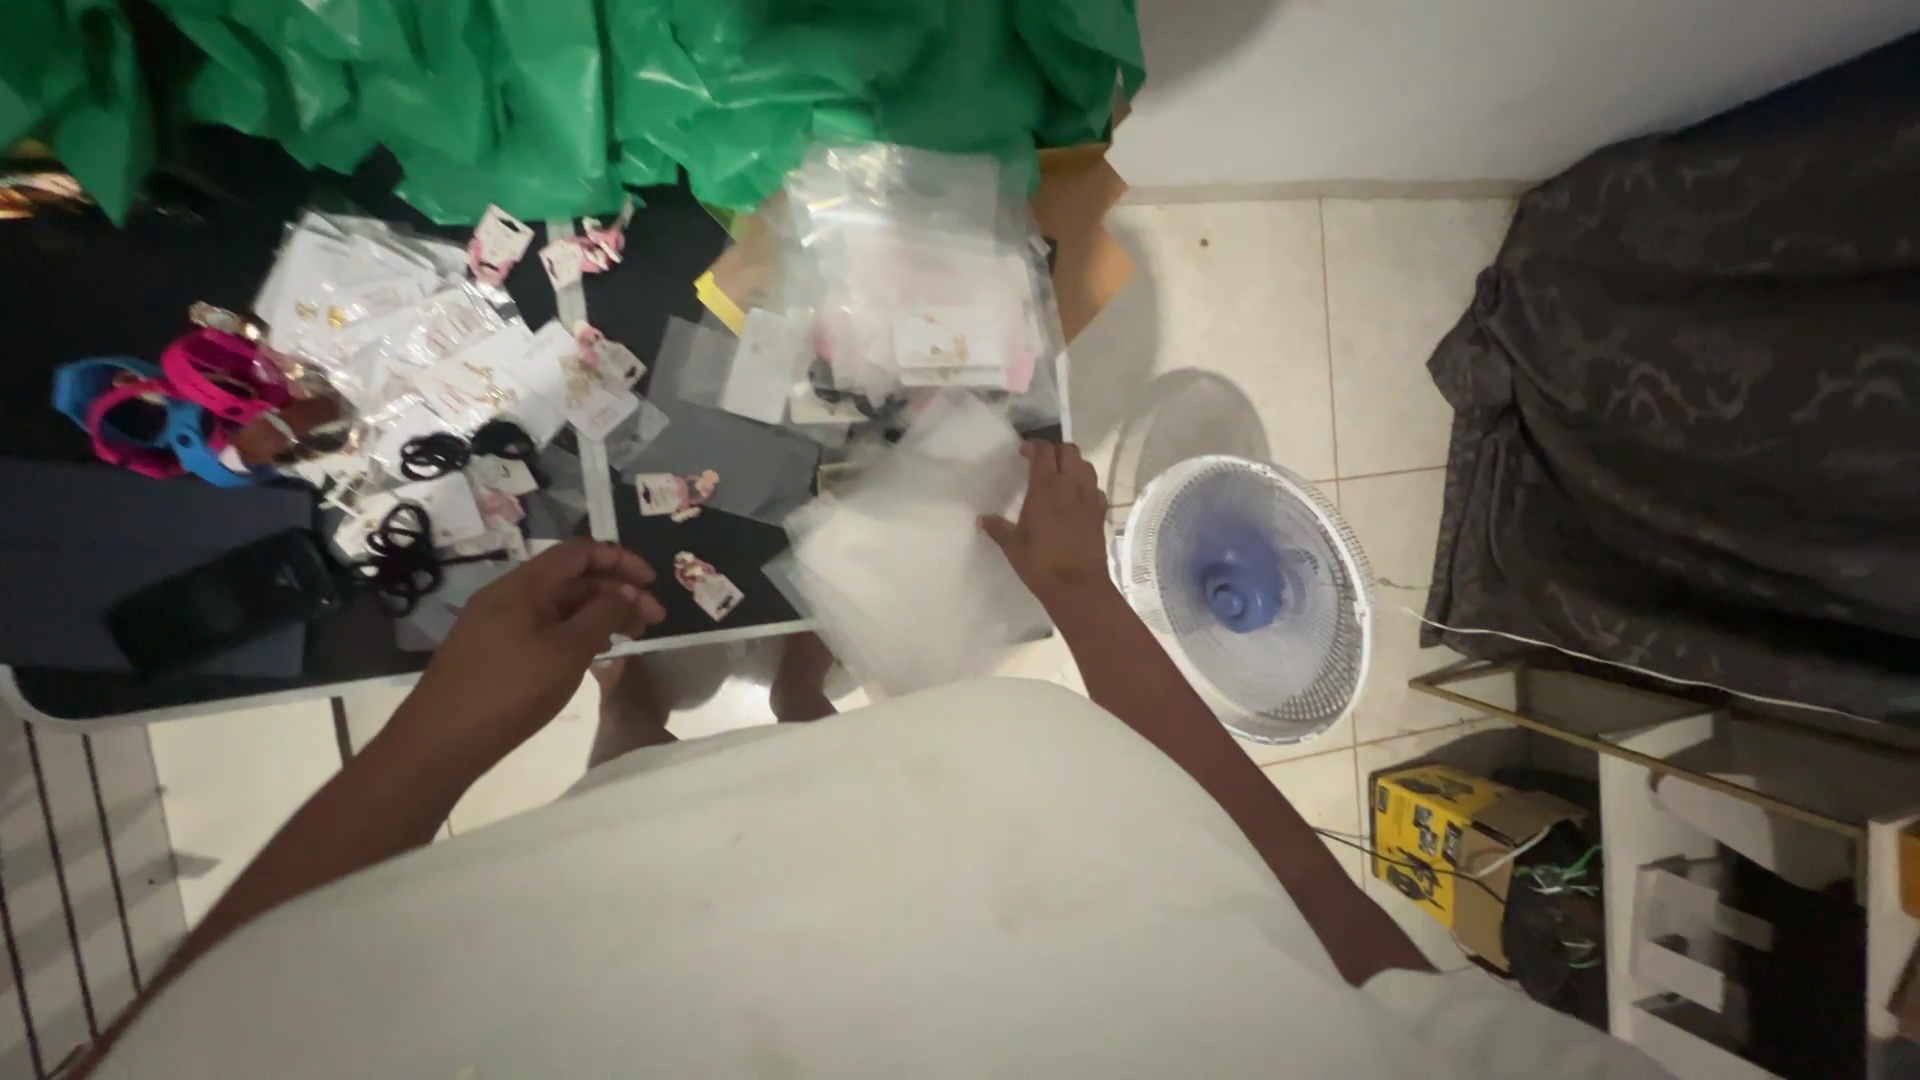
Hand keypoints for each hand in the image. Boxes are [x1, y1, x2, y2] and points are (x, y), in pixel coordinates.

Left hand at [395, 541, 666, 763]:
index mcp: (524, 586)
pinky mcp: (497, 650)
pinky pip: (548, 626)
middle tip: (653, 619)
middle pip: (574, 578)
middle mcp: (510, 596)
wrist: (439, 744)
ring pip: (563, 605)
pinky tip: (597, 653)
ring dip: (601, 613)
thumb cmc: (510, 690)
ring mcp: (501, 624)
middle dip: (618, 591)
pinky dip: (579, 631)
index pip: (580, 551)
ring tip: (632, 637)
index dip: (621, 559)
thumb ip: (604, 613)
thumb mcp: (569, 649)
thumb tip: (628, 591)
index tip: (653, 583)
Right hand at [981, 440, 1114, 611]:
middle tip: (1041, 463)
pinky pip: (1095, 488)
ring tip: (1059, 477)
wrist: (1077, 585)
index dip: (1033, 446)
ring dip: (1073, 464)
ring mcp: (1089, 497)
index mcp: (1046, 487)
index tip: (1023, 452)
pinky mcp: (1100, 512)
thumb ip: (997, 528)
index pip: (1043, 451)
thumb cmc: (1040, 563)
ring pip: (1085, 465)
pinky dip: (1086, 486)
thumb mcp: (1012, 545)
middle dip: (1055, 450)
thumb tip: (982, 519)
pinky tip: (1076, 499)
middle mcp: (1070, 485)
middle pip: (1069, 450)